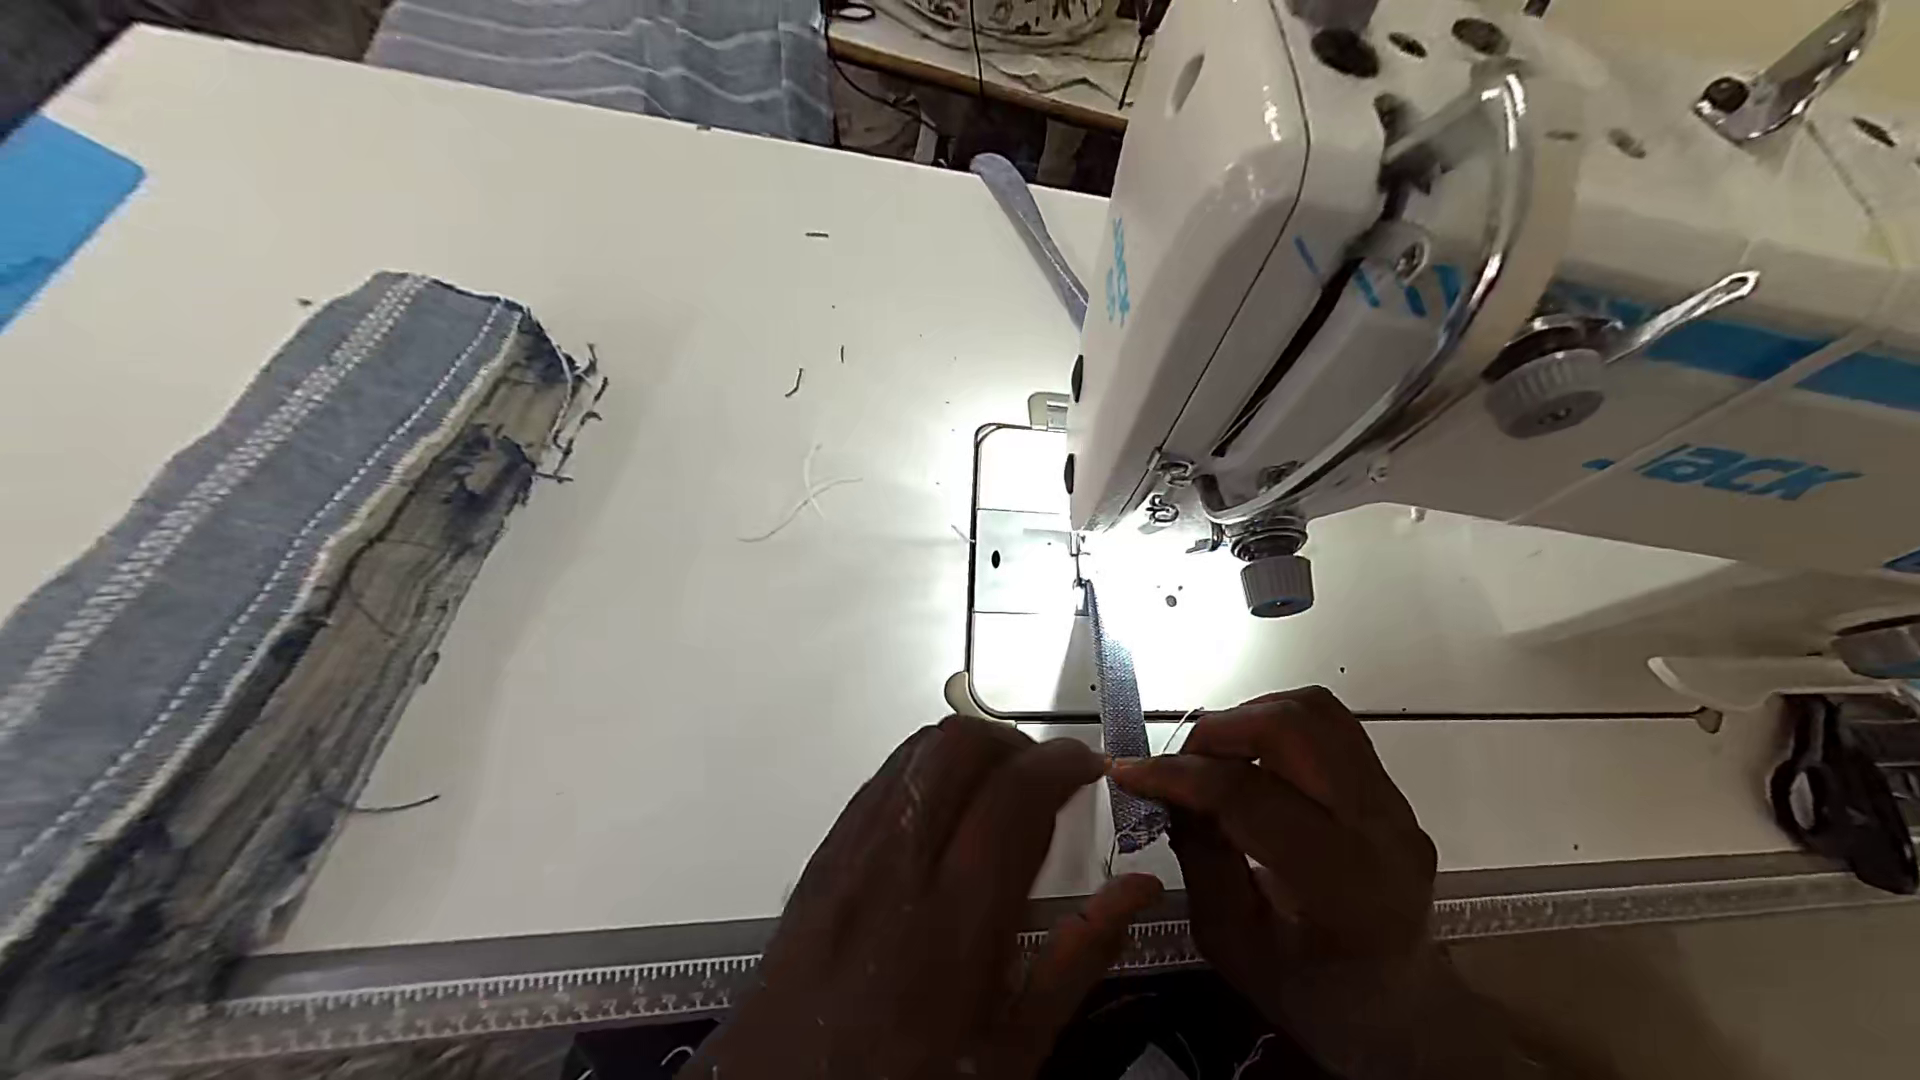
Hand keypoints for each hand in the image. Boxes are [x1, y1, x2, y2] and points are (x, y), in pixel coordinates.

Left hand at [689, 716, 1162, 1078]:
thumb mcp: (1012, 1050)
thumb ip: (1080, 957)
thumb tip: (1135, 894)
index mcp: (955, 924)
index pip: (1016, 797)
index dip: (1061, 763)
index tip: (1085, 765)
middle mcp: (898, 869)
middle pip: (960, 748)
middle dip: (1014, 742)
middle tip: (1042, 774)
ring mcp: (854, 851)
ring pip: (918, 750)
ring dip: (970, 747)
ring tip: (999, 783)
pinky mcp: (827, 850)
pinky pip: (883, 775)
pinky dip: (927, 766)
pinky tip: (946, 805)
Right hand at [1112, 688, 1542, 1079]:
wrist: (1403, 1007)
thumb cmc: (1310, 990)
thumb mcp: (1229, 940)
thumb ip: (1197, 854)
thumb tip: (1166, 791)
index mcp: (1341, 885)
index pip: (1250, 795)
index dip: (1179, 775)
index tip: (1131, 772)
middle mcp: (1379, 829)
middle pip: (1293, 727)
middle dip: (1218, 731)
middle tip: (1182, 764)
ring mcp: (1392, 802)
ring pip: (1312, 711)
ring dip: (1247, 719)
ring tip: (1215, 759)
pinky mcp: (1388, 788)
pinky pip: (1325, 724)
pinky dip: (1273, 724)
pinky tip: (1250, 759)